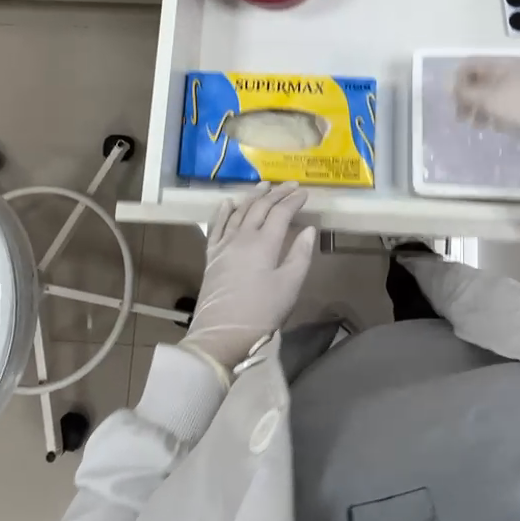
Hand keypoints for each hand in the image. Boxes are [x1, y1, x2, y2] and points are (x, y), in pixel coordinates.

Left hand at [182, 182, 317, 371]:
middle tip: (289, 185)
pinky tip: (228, 203)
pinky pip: (217, 226)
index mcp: (264, 243)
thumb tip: (308, 229)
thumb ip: (300, 255)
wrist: (220, 335)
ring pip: (239, 212)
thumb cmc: (260, 313)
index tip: (305, 193)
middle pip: (260, 207)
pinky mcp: (211, 256)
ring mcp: (224, 245)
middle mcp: (242, 236)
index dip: (293, 201)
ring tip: (264, 185)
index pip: (281, 213)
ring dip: (253, 197)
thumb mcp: (289, 287)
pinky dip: (224, 211)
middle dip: (276, 194)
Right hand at [451, 56, 519, 137]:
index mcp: (502, 63)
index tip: (454, 102)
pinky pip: (509, 102)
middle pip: (483, 80)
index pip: (471, 65)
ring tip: (480, 125)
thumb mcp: (488, 99)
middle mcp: (514, 69)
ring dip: (483, 107)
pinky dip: (499, 111)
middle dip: (469, 98)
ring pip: (496, 92)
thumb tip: (451, 87)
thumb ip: (467, 92)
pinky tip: (498, 126)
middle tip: (462, 118)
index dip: (458, 82)